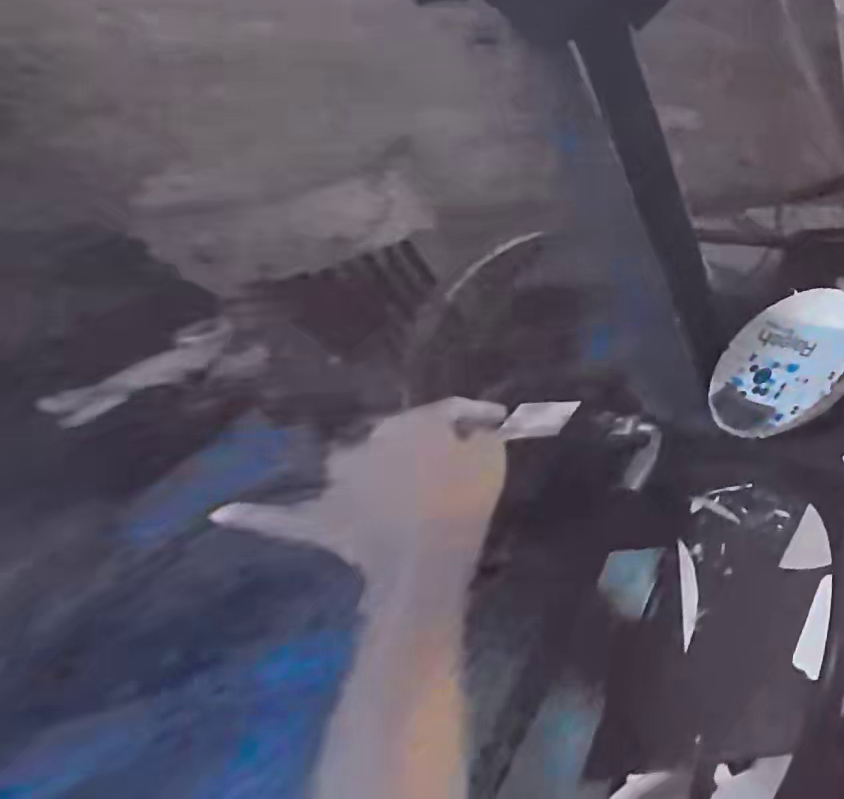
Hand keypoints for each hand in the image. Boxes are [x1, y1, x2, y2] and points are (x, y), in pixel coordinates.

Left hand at [213, 398, 509, 577]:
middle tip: (451, 451)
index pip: (448, 409)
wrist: (426, 556)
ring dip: (369, 465)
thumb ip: (480, 435)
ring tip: (392, 475)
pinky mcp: (318, 520)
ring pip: (352, 464)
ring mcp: (337, 483)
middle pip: (398, 434)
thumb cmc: (466, 496)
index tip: (498, 419)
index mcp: (411, 424)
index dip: (476, 413)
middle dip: (422, 439)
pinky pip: (285, 516)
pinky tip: (223, 514)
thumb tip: (471, 431)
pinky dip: (257, 514)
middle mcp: (367, 444)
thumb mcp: (490, 455)